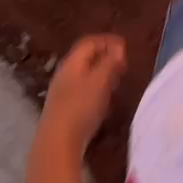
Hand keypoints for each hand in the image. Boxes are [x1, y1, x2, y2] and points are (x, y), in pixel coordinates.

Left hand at [39, 35, 126, 154]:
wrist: (57, 141)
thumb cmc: (81, 107)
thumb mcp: (100, 82)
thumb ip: (110, 63)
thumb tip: (119, 48)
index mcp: (72, 63)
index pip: (89, 42)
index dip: (107, 40)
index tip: (125, 46)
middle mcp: (65, 73)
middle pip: (86, 57)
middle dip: (105, 56)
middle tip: (124, 63)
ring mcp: (63, 91)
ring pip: (85, 74)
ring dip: (102, 72)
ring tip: (118, 79)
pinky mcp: (65, 107)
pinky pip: (83, 89)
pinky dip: (97, 87)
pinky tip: (105, 99)